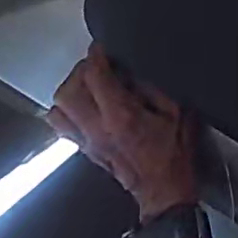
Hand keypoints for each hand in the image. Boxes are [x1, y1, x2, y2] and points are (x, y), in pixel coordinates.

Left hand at [48, 47, 197, 219]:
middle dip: (81, 71)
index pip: (95, 77)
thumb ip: (156, 86)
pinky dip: (69, 108)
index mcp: (120, 117)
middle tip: (98, 64)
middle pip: (67, 91)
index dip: (97, 55)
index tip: (102, 46)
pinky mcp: (86, 149)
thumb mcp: (179, 111)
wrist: (164, 191)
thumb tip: (136, 69)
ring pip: (58, 109)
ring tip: (91, 82)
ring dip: (71, 90)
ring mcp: (88, 141)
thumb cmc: (173, 154)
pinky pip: (62, 125)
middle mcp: (98, 129)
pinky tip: (88, 102)